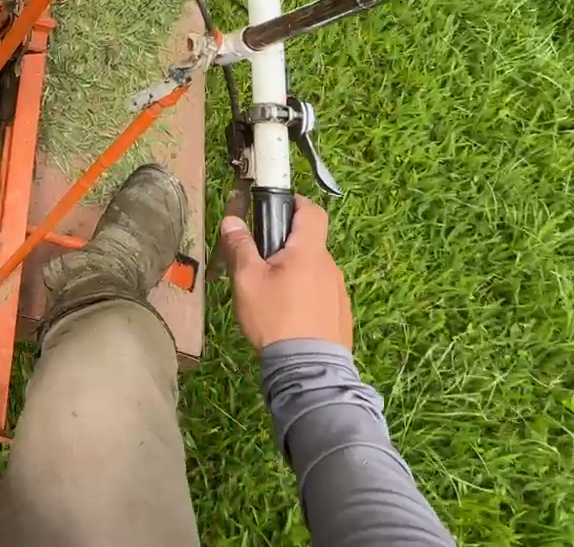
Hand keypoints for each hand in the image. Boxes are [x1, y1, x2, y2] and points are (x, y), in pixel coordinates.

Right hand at [220, 195, 353, 351]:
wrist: (309, 370)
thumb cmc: (274, 316)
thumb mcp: (247, 278)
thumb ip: (241, 246)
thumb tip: (233, 221)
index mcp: (308, 252)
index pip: (312, 211)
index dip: (295, 202)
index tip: (274, 206)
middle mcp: (329, 267)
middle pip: (307, 242)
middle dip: (283, 244)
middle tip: (256, 260)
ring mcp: (338, 292)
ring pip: (312, 269)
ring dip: (292, 271)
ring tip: (268, 292)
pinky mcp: (340, 314)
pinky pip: (320, 291)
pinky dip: (303, 293)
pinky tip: (286, 313)